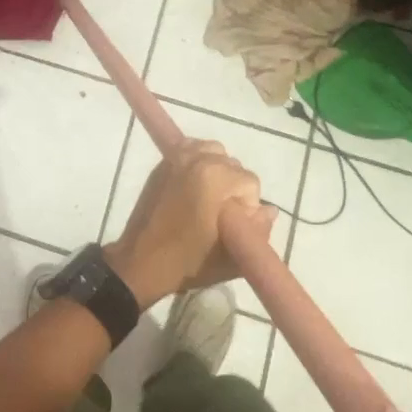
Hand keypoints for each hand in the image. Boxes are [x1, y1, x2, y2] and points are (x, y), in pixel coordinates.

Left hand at [106, 139, 271, 307]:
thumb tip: (270, 210)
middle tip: (222, 213)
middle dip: (233, 187)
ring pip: (213, 152)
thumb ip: (258, 230)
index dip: (248, 206)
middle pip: (232, 164)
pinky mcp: (162, 163)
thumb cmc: (188, 260)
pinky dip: (198, 162)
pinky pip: (191, 150)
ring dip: (218, 171)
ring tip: (209, 198)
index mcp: (214, 177)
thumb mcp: (231, 255)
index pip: (250, 181)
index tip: (235, 224)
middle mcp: (196, 158)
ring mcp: (176, 157)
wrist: (141, 261)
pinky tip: (194, 186)